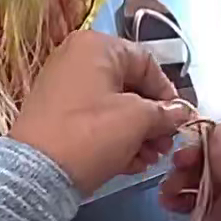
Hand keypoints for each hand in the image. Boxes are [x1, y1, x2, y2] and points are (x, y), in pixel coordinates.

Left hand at [11, 30, 195, 194]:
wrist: (38, 174)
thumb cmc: (91, 135)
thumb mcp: (136, 120)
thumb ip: (164, 113)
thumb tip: (182, 112)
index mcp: (97, 47)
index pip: (147, 63)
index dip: (169, 94)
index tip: (179, 121)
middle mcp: (77, 60)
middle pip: (130, 87)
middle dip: (153, 120)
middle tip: (165, 147)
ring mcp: (64, 89)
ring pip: (114, 109)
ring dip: (138, 135)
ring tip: (149, 160)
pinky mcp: (56, 118)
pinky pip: (95, 123)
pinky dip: (115, 140)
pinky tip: (131, 163)